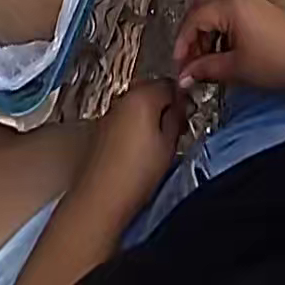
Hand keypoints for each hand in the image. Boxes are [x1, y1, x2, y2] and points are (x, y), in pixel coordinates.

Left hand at [81, 80, 183, 210]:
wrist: (98, 200)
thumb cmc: (139, 172)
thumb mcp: (169, 145)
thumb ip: (177, 117)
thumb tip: (180, 105)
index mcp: (144, 95)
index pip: (170, 84)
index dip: (182, 99)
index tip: (187, 118)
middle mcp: (125, 97)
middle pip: (152, 90)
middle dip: (164, 104)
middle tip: (175, 128)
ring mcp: (110, 112)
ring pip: (137, 103)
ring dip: (148, 114)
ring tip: (157, 140)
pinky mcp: (100, 129)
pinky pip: (124, 116)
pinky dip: (133, 124)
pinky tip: (137, 147)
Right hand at [171, 0, 284, 92]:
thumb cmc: (275, 62)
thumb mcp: (236, 68)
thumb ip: (205, 69)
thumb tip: (183, 76)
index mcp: (230, 6)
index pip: (194, 18)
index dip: (182, 42)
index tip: (179, 65)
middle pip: (201, 6)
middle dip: (190, 32)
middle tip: (187, 59)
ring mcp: (249, 0)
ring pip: (214, 7)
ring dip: (204, 30)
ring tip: (204, 59)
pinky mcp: (257, 8)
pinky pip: (228, 11)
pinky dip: (218, 28)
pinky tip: (221, 51)